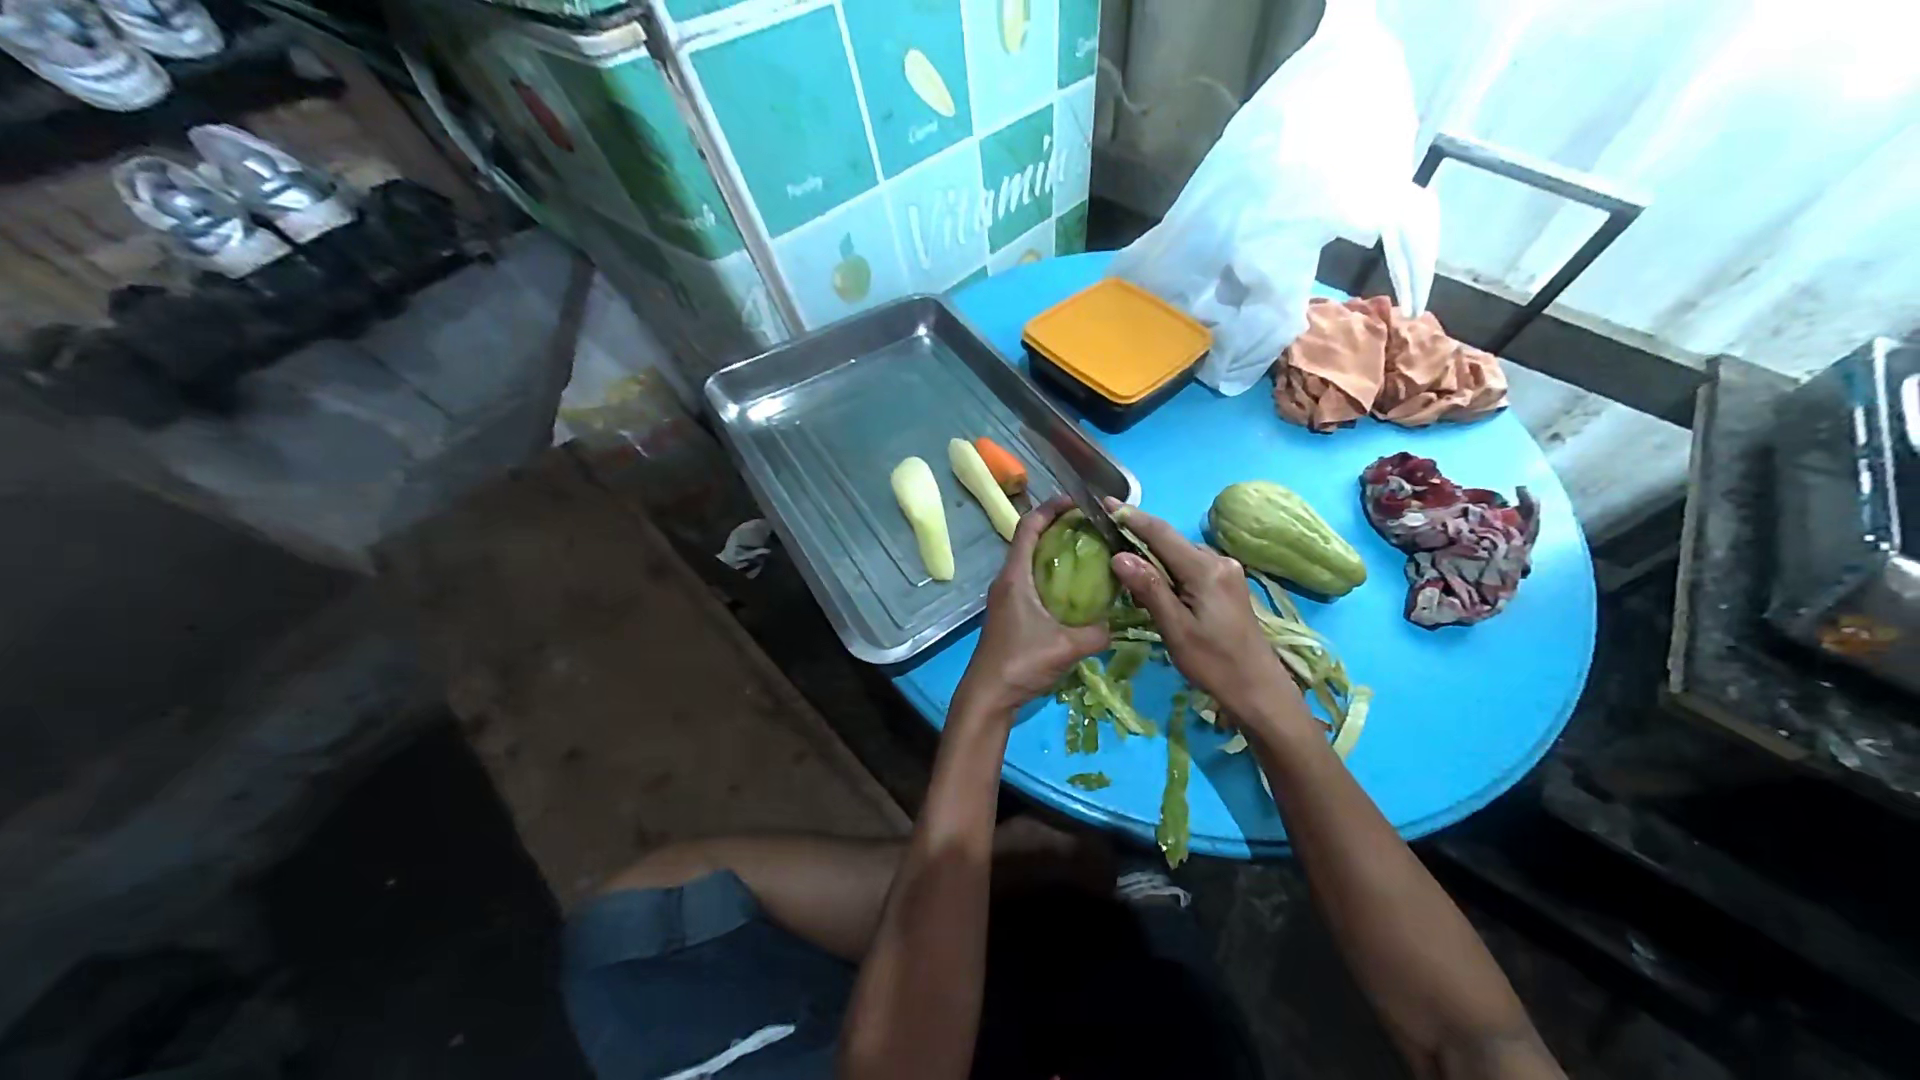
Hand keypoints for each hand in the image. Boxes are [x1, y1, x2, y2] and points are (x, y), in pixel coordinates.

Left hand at [953, 497, 1109, 716]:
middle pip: (1029, 540)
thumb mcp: (1066, 647)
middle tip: (1090, 526)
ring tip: (1087, 552)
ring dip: (1054, 552)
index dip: (1050, 508)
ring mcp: (1006, 597)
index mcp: (1015, 577)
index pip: (1028, 527)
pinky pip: (1031, 581)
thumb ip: (1097, 632)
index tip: (1076, 500)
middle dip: (1057, 527)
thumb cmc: (1021, 663)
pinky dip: (1051, 575)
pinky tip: (1074, 589)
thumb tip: (1120, 622)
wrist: (989, 695)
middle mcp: (1007, 580)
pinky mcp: (1009, 613)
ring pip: (1030, 562)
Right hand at [1104, 501, 1312, 737]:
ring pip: (1180, 554)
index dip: (1131, 517)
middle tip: (1108, 547)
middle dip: (1139, 540)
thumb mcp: (1175, 629)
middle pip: (1170, 541)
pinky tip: (1158, 590)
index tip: (1105, 504)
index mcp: (1205, 570)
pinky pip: (1191, 567)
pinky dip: (1170, 571)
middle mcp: (1219, 562)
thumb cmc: (1214, 663)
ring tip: (1129, 577)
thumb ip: (1149, 589)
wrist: (1259, 690)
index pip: (1161, 533)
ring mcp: (1227, 572)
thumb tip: (1119, 556)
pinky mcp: (1228, 585)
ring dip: (1154, 559)